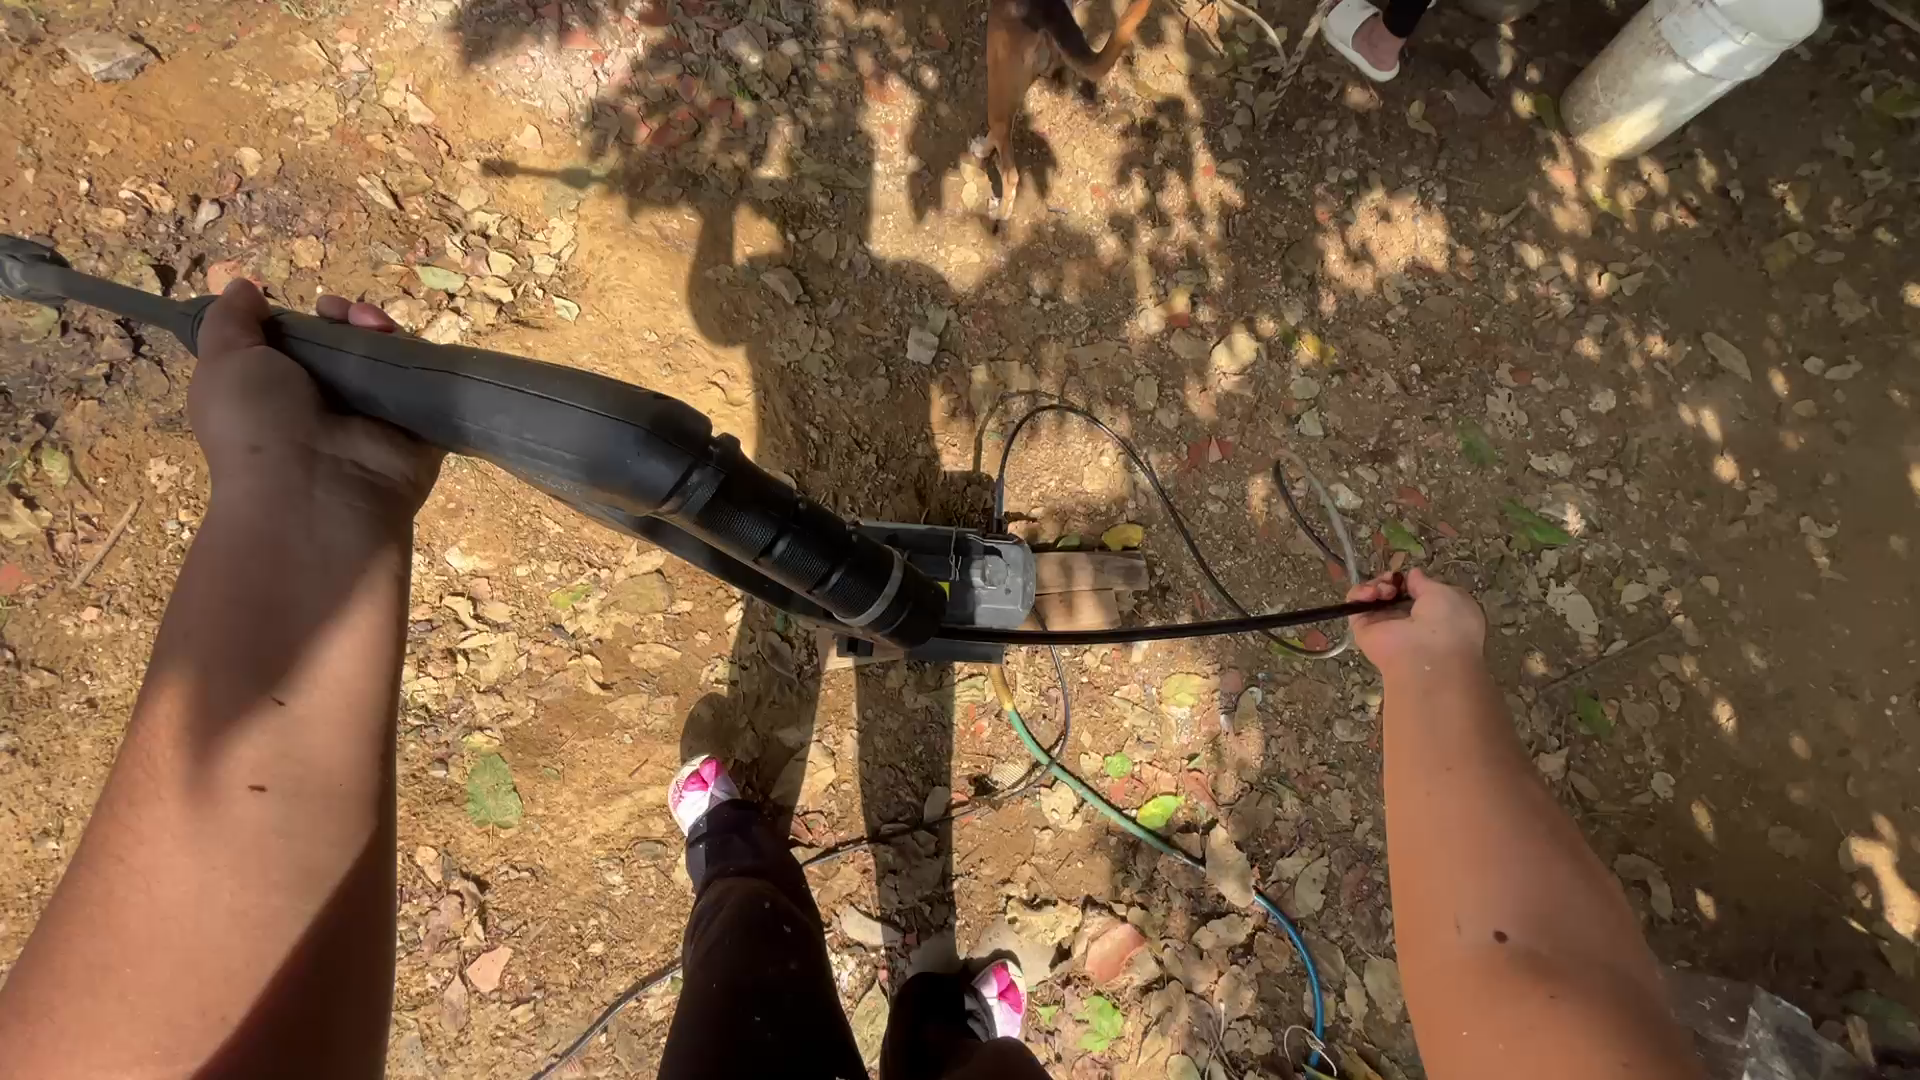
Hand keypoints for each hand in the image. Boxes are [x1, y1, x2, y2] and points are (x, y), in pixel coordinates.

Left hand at [188, 280, 441, 524]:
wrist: (318, 489)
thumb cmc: (258, 425)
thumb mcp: (225, 361)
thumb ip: (232, 320)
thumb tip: (245, 286)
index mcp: (288, 388)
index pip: (312, 341)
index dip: (317, 317)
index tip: (318, 307)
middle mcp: (339, 402)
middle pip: (358, 345)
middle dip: (356, 319)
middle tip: (353, 315)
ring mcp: (385, 416)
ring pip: (397, 361)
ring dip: (389, 334)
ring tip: (379, 327)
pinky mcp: (426, 429)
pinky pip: (435, 388)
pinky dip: (429, 365)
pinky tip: (413, 351)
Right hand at [1347, 569, 1486, 679]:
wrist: (1428, 654)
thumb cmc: (1448, 623)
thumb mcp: (1447, 594)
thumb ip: (1425, 582)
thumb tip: (1412, 574)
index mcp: (1431, 613)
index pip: (1412, 591)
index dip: (1408, 580)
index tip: (1407, 576)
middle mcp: (1406, 619)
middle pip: (1389, 591)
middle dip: (1389, 580)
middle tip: (1392, 582)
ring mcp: (1382, 624)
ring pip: (1371, 595)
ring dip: (1376, 585)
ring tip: (1385, 591)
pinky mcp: (1362, 628)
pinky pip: (1354, 604)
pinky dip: (1359, 593)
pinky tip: (1372, 594)